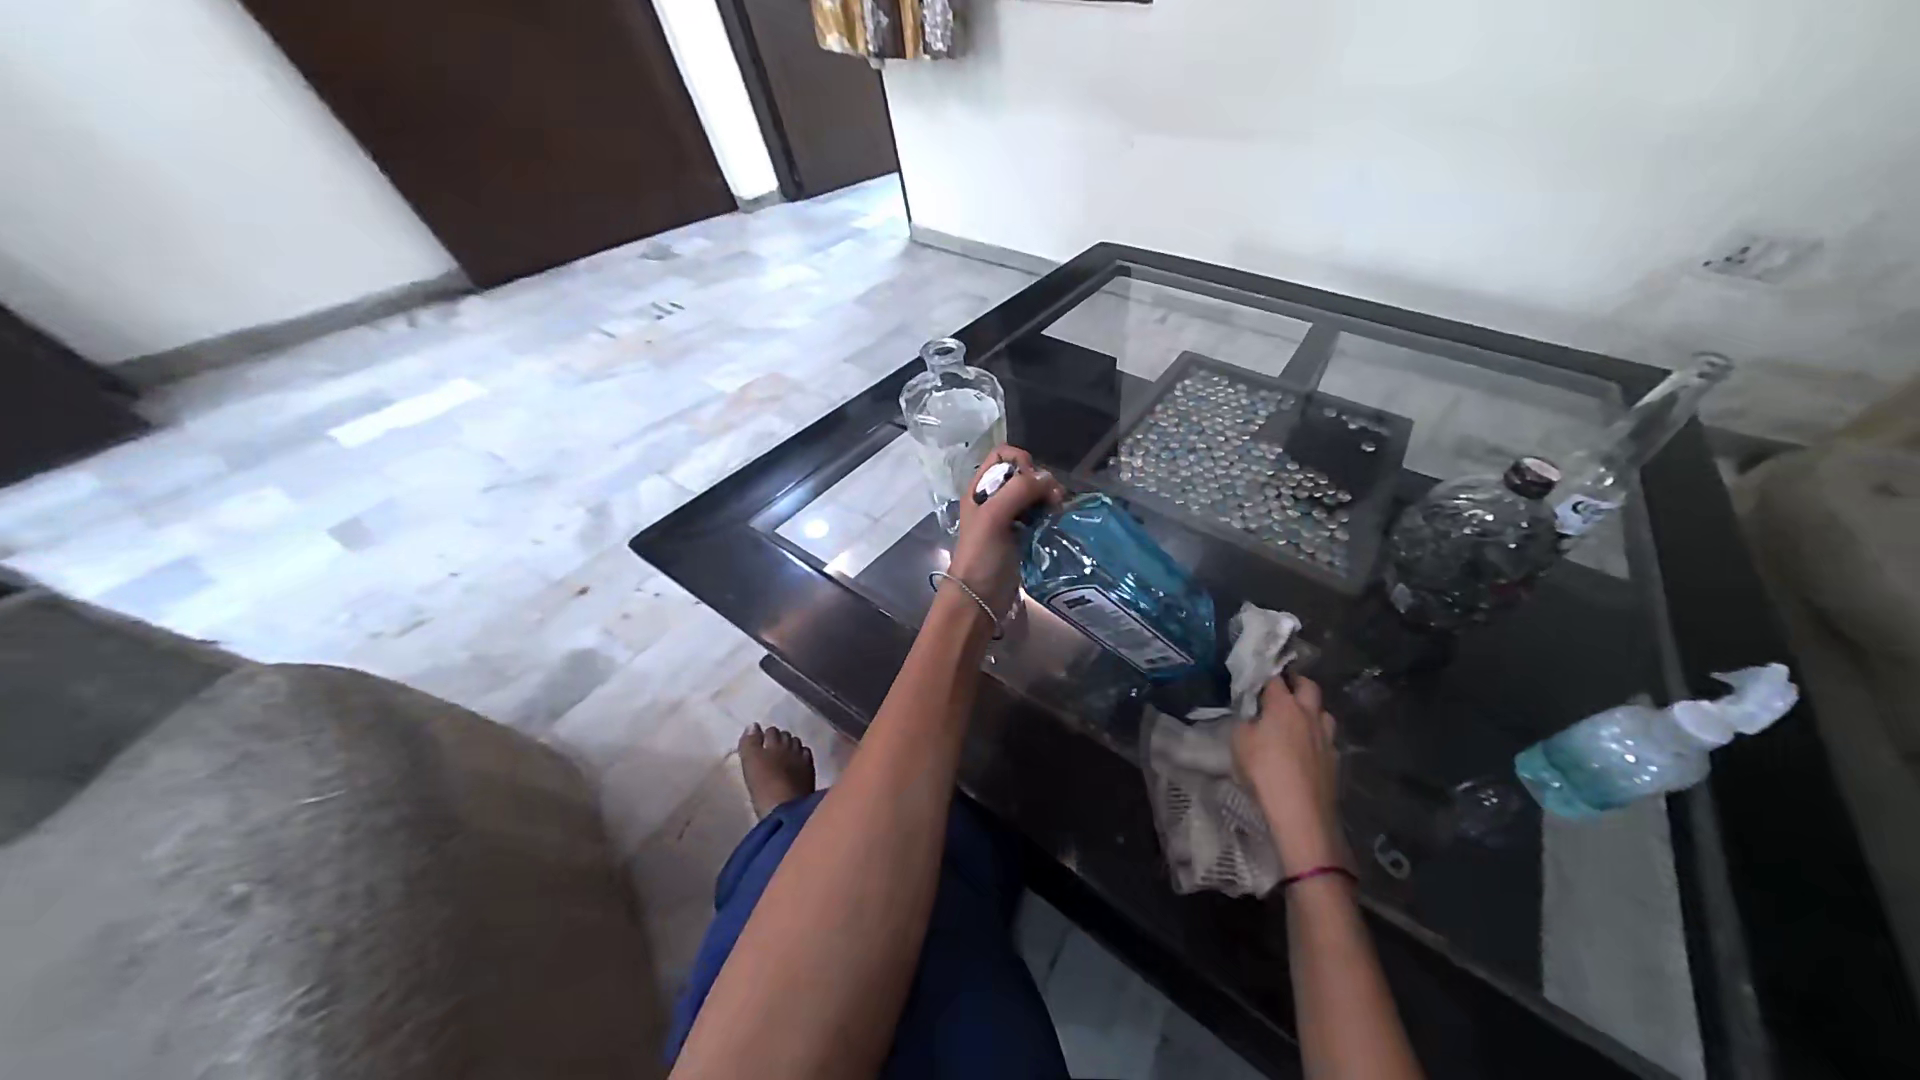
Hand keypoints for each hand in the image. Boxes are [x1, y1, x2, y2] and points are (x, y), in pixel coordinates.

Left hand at [947, 445, 1063, 616]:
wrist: (980, 599)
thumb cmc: (982, 556)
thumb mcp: (993, 516)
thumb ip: (1018, 490)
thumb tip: (1047, 479)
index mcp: (980, 488)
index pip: (1003, 455)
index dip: (1020, 461)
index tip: (1030, 481)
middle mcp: (993, 498)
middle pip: (1023, 473)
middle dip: (1040, 480)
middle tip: (1052, 500)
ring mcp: (1008, 518)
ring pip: (1034, 494)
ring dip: (1048, 497)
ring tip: (1056, 512)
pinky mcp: (1022, 535)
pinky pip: (1039, 514)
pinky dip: (1049, 514)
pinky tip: (1054, 523)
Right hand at [1232, 674, 1345, 875]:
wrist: (1301, 812)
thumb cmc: (1264, 770)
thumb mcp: (1239, 742)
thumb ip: (1245, 723)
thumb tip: (1252, 717)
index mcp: (1284, 705)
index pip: (1275, 679)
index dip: (1266, 675)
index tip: (1257, 677)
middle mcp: (1309, 715)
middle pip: (1309, 686)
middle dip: (1296, 682)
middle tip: (1283, 689)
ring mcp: (1326, 738)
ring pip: (1324, 713)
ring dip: (1311, 711)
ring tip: (1297, 720)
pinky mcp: (1335, 760)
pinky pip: (1327, 739)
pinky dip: (1317, 738)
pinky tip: (1307, 750)